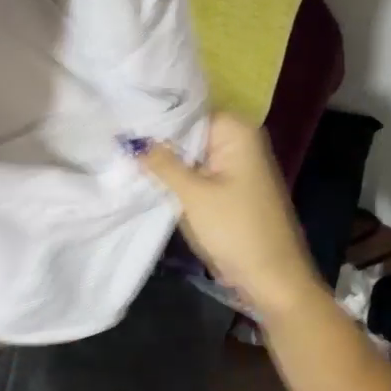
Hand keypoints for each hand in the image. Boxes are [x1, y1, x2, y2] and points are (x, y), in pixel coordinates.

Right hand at [139, 113, 327, 321]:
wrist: (273, 279)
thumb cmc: (236, 231)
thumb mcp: (193, 195)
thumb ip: (162, 164)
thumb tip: (133, 140)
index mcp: (237, 131)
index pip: (187, 111)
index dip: (155, 119)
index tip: (121, 125)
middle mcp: (241, 141)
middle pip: (189, 134)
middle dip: (159, 143)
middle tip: (117, 145)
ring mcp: (238, 167)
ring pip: (192, 157)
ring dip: (167, 165)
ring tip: (126, 161)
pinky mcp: (234, 190)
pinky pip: (200, 176)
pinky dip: (181, 182)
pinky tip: (152, 183)